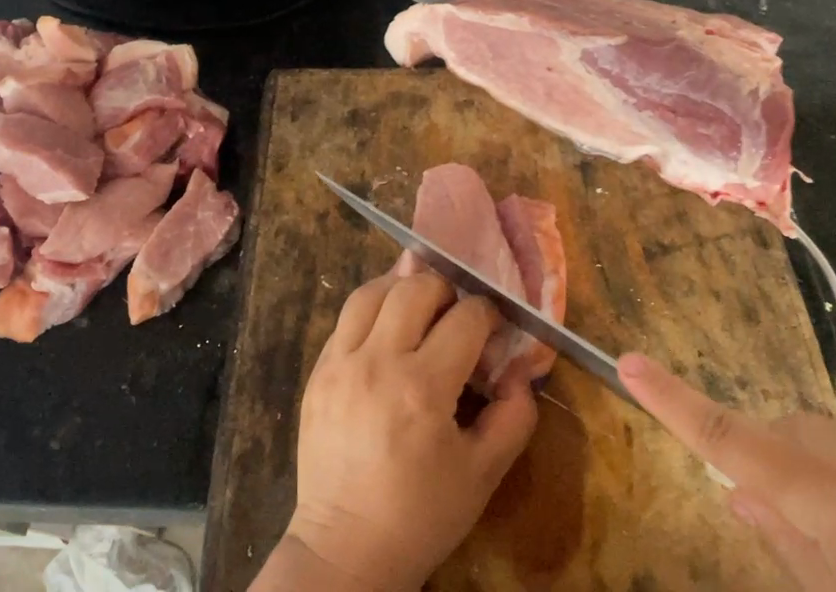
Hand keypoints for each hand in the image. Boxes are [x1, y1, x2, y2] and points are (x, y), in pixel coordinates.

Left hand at [253, 273, 538, 591]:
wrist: (348, 547)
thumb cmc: (423, 514)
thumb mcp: (485, 473)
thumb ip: (514, 415)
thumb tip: (519, 368)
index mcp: (423, 388)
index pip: (465, 317)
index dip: (488, 313)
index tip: (495, 326)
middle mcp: (377, 363)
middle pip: (414, 288)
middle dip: (446, 290)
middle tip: (457, 314)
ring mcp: (339, 364)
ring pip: (370, 292)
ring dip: (401, 289)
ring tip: (420, 309)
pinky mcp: (316, 374)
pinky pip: (344, 321)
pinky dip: (371, 314)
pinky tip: (387, 333)